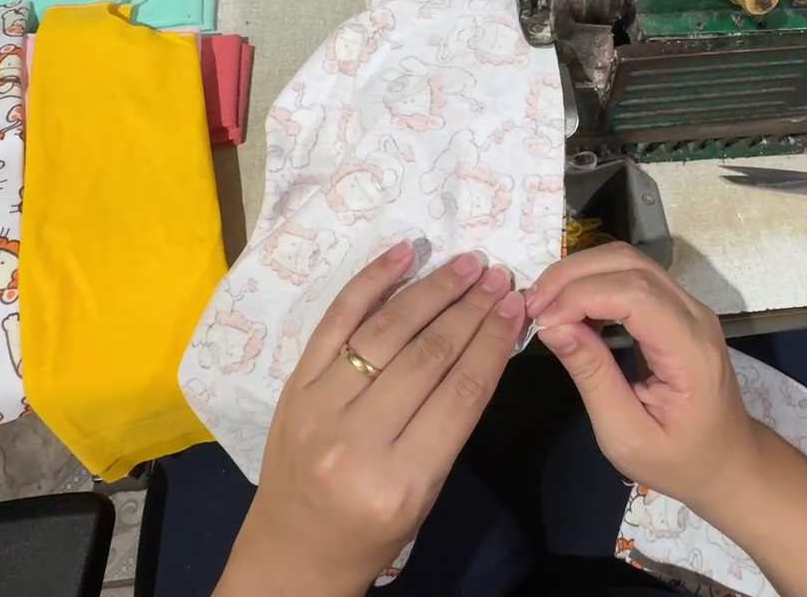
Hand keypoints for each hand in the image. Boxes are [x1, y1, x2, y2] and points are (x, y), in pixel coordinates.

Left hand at [217, 242, 525, 596]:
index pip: (461, 393)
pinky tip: (404, 254)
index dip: (492, 342)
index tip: (515, 306)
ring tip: (466, 265)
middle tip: (498, 277)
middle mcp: (356, 439)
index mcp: (399, 481)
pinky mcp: (296, 381)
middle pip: (427, 355)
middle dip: (470, 309)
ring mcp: (319, 405)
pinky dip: (372, 280)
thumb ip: (453, 419)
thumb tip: (487, 340)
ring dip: (433, 290)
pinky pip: (337, 318)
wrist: (290, 552)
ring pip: (387, 329)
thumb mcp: (426, 492)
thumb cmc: (371, 531)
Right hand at [524, 242, 760, 509]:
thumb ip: (592, 376)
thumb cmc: (680, 461)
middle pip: (629, 264)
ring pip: (628, 260)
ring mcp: (687, 305)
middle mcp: (694, 314)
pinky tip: (570, 306)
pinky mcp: (675, 305)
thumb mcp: (626, 436)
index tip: (541, 319)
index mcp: (690, 351)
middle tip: (533, 304)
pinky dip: (593, 279)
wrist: (728, 462)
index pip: (634, 294)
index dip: (582, 295)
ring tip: (545, 303)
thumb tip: (551, 326)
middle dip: (573, 274)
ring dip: (580, 272)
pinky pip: (630, 274)